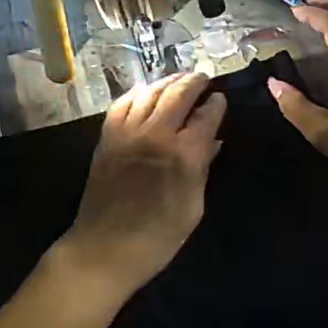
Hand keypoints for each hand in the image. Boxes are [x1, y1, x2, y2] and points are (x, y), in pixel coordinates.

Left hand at [57, 72, 227, 295]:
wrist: (107, 248)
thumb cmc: (158, 237)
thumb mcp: (193, 207)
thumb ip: (203, 168)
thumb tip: (212, 143)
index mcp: (184, 155)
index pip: (206, 116)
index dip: (216, 105)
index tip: (221, 100)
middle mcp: (156, 134)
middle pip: (178, 94)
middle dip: (194, 83)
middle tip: (203, 79)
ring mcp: (128, 132)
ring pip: (150, 92)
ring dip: (168, 82)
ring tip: (179, 80)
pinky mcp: (107, 136)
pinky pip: (124, 103)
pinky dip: (139, 93)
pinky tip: (147, 93)